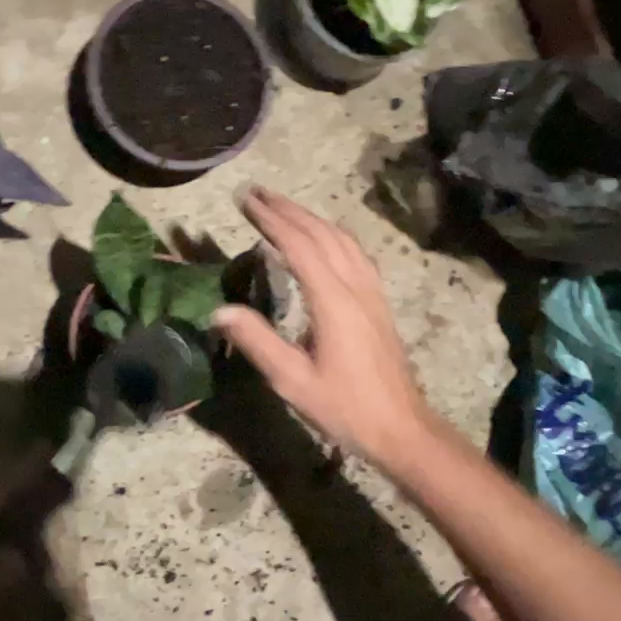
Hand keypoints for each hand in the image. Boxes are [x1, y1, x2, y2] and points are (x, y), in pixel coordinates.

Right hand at [212, 187, 438, 470]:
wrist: (400, 427)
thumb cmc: (345, 407)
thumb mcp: (293, 381)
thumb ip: (257, 342)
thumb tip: (220, 311)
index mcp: (333, 301)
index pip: (298, 246)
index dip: (270, 220)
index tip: (245, 200)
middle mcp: (355, 286)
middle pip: (321, 233)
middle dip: (287, 209)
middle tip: (256, 193)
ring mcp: (372, 292)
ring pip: (341, 238)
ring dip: (310, 217)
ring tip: (282, 207)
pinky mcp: (379, 301)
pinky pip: (354, 252)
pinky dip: (331, 234)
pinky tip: (323, 237)